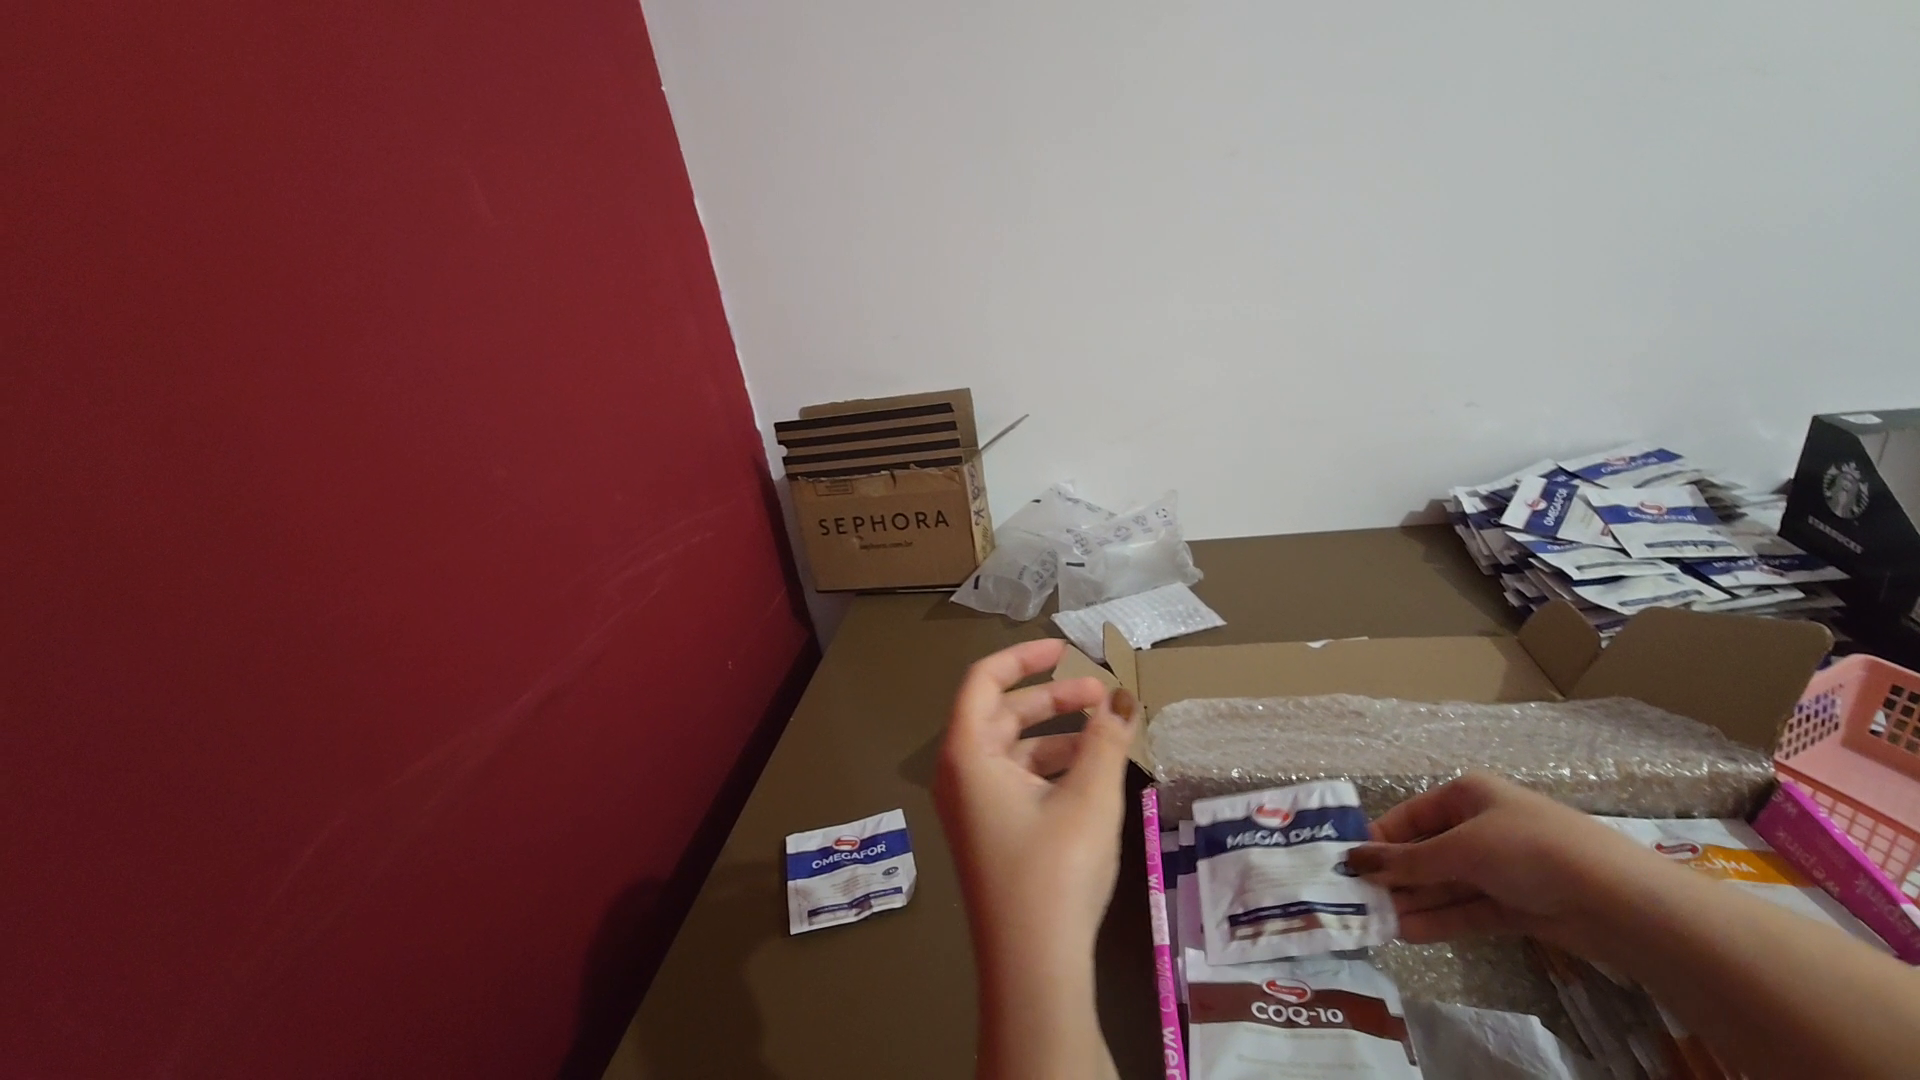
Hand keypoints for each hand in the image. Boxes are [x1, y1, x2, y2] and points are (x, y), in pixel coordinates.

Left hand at [935, 638, 1141, 963]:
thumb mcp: (1089, 797)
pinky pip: (1017, 782)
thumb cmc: (1055, 869)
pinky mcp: (990, 834)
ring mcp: (973, 807)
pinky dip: (1051, 769)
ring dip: (1058, 736)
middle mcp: (961, 774)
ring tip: (1108, 737)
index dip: (1023, 657)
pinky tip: (1092, 777)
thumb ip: (1106, 739)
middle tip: (1101, 695)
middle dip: (1052, 698)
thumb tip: (1123, 699)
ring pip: (1013, 750)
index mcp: (967, 753)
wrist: (1034, 966)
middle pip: (1002, 713)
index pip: (984, 680)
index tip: (1065, 648)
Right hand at [1346, 772, 1655, 952]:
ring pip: (1445, 884)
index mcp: (1468, 795)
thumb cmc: (1530, 850)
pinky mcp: (1517, 904)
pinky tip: (1407, 932)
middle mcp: (1481, 826)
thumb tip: (1351, 861)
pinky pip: (1467, 909)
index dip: (1380, 839)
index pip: (1410, 816)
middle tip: (1356, 900)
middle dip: (1394, 875)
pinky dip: (1439, 919)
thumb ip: (1405, 861)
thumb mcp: (1460, 849)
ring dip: (1413, 901)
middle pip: (1426, 851)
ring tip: (1376, 922)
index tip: (1348, 865)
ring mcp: (1501, 867)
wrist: (1620, 901)